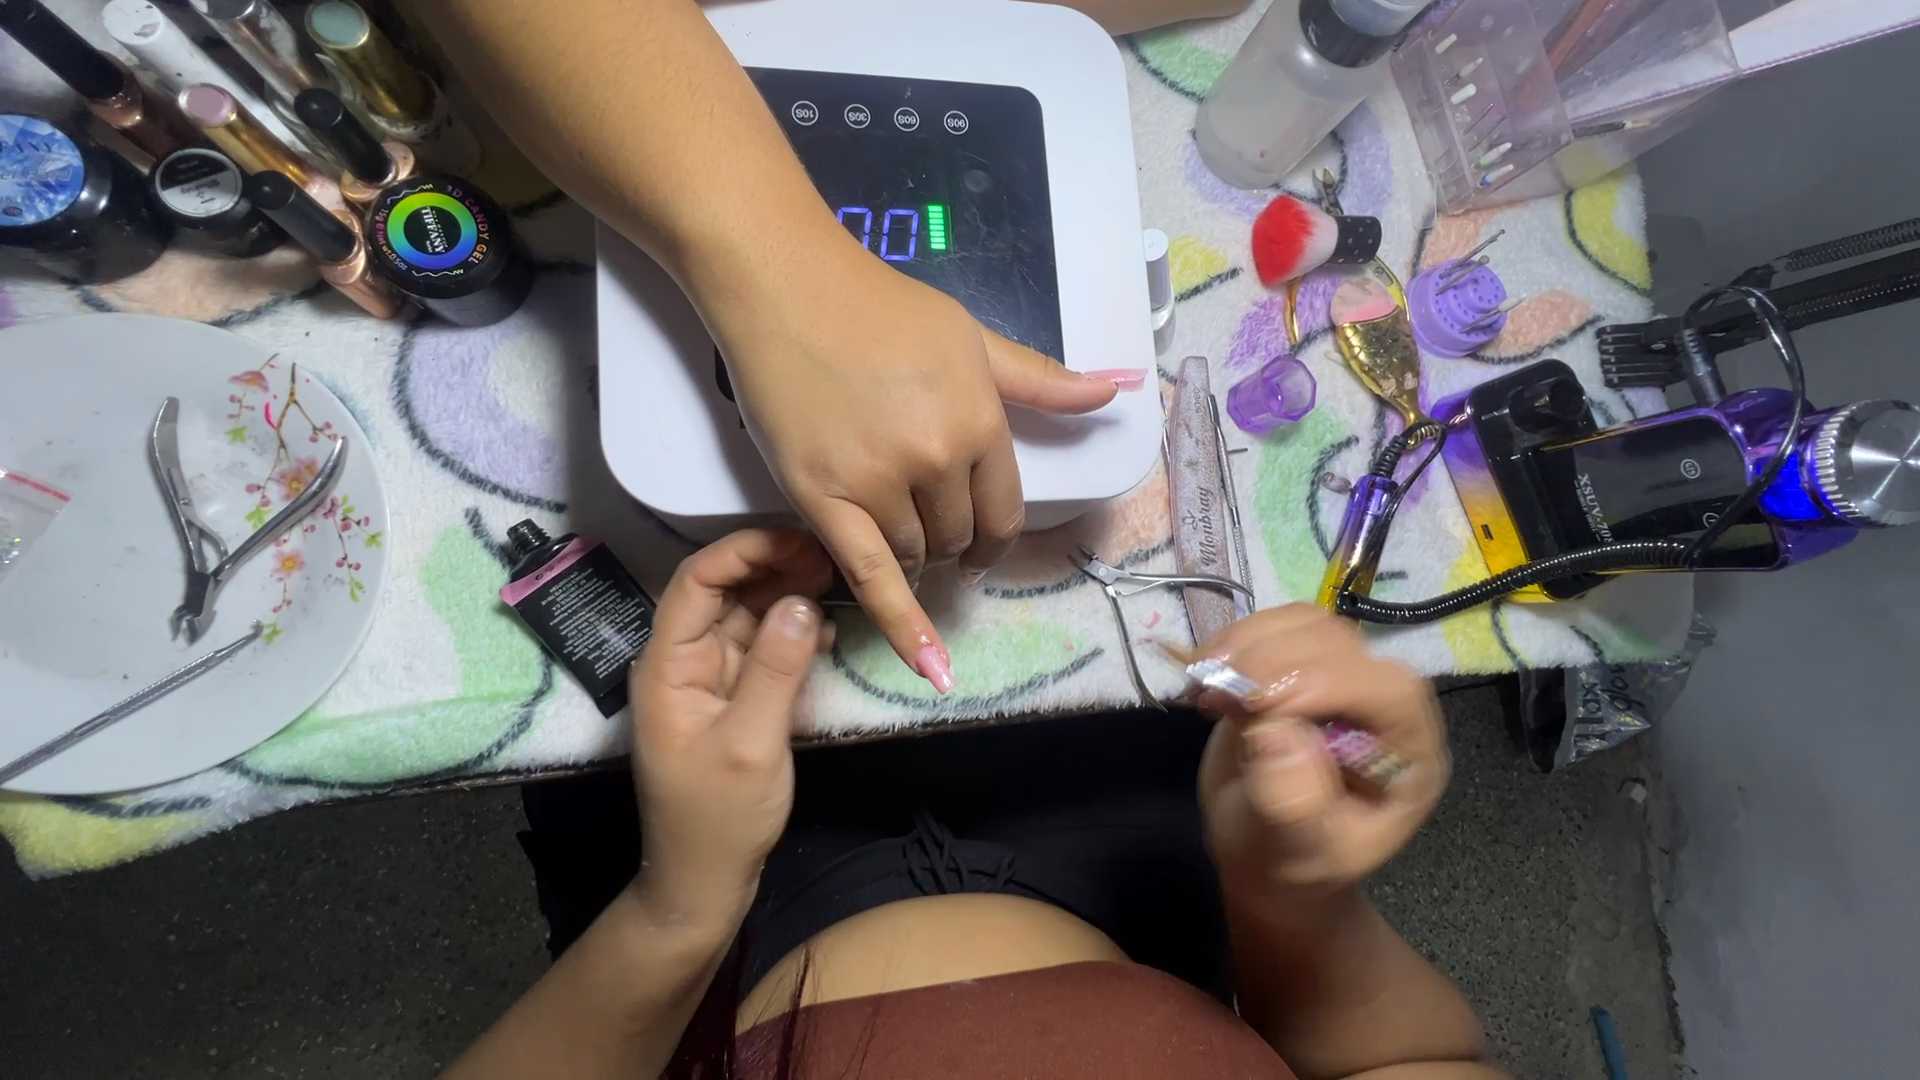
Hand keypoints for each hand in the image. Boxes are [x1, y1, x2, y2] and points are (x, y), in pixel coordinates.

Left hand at [627, 529, 834, 917]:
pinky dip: (794, 632)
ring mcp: (714, 676)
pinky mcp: (738, 694)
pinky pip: (765, 646)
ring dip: (788, 594)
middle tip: (829, 559)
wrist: (705, 881)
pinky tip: (825, 628)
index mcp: (669, 664)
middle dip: (773, 566)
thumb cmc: (717, 818)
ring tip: (835, 580)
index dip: (744, 551)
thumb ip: (775, 669)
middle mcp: (687, 660)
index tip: (799, 541)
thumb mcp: (750, 743)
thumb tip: (803, 600)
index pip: (696, 581)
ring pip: (749, 614)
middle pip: (725, 591)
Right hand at [709, 230, 1136, 691]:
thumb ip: (1041, 379)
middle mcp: (938, 458)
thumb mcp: (972, 337)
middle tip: (927, 525)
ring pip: (916, 556)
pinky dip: (902, 626)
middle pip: (960, 537)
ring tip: (890, 527)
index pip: (1005, 509)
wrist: (784, 287)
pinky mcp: (824, 500)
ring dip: (912, 554)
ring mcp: (880, 483)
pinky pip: (872, 577)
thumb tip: (1116, 391)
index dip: (995, 535)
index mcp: (981, 420)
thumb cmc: (880, 307)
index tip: (981, 547)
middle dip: (952, 540)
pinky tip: (929, 666)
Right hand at [1195, 606, 1447, 908]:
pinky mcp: (1295, 666)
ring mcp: (1338, 679)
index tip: (1254, 705)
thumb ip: (1291, 801)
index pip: (1385, 691)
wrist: (1262, 849)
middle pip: (1340, 645)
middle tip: (1212, 695)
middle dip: (1270, 661)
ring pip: (1305, 624)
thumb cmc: (1288, 860)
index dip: (1323, 682)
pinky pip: (1275, 626)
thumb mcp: (1293, 850)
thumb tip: (1277, 733)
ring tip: (1204, 683)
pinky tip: (1206, 672)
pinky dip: (1234, 639)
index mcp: (1407, 753)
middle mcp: (1381, 705)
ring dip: (1246, 642)